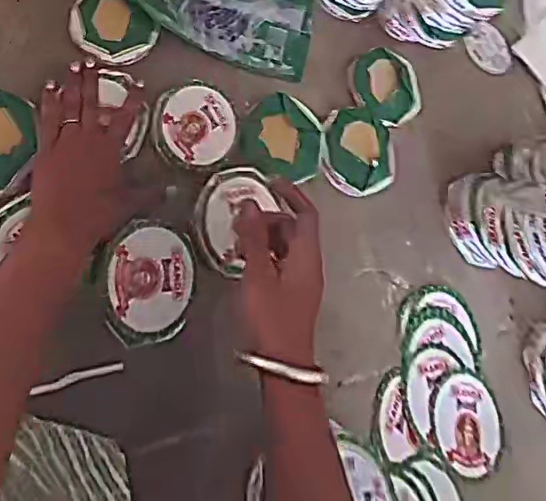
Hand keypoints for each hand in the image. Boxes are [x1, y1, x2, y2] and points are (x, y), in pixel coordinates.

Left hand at [22, 63, 147, 265]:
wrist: (61, 226)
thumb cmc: (97, 216)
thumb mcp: (128, 204)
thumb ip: (150, 192)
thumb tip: (173, 189)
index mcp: (110, 148)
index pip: (126, 117)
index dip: (133, 99)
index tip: (138, 82)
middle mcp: (89, 138)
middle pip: (92, 102)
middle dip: (93, 80)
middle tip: (92, 61)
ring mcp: (65, 140)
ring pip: (70, 105)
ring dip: (71, 84)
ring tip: (72, 66)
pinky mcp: (45, 148)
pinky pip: (47, 119)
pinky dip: (48, 101)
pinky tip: (48, 87)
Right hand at [233, 179, 324, 366]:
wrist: (282, 364)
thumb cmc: (271, 316)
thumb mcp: (257, 274)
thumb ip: (253, 238)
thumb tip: (250, 204)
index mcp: (306, 255)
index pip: (306, 214)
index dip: (291, 194)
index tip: (270, 181)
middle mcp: (308, 263)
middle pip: (292, 228)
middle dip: (267, 218)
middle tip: (240, 222)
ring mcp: (302, 279)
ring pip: (284, 245)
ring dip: (263, 237)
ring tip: (237, 243)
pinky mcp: (292, 292)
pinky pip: (280, 261)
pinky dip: (264, 253)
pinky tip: (243, 261)